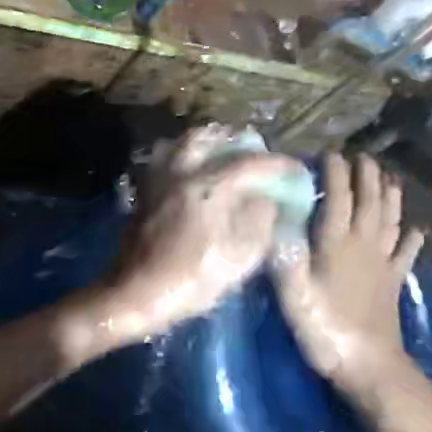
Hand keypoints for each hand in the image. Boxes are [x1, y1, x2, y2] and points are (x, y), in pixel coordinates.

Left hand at [89, 125, 303, 343]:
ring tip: (220, 159)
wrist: (134, 294)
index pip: (250, 162)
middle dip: (234, 142)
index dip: (279, 164)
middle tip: (252, 156)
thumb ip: (260, 220)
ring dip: (203, 145)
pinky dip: (181, 159)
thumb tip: (268, 198)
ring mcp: (155, 182)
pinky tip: (191, 176)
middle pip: (206, 138)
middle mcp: (179, 173)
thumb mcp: (240, 257)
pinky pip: (162, 162)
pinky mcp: (141, 195)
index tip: (296, 171)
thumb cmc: (190, 280)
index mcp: (207, 186)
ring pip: (179, 145)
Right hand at [273, 152, 425, 396]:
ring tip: (389, 178)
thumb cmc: (324, 327)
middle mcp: (363, 246)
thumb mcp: (294, 291)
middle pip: (369, 203)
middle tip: (363, 157)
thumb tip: (276, 217)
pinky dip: (412, 239)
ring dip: (390, 197)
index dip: (335, 174)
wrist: (368, 364)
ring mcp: (383, 264)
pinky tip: (417, 231)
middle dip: (366, 177)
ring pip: (390, 220)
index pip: (337, 199)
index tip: (331, 153)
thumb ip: (285, 253)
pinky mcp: (393, 283)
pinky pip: (406, 254)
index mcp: (337, 244)